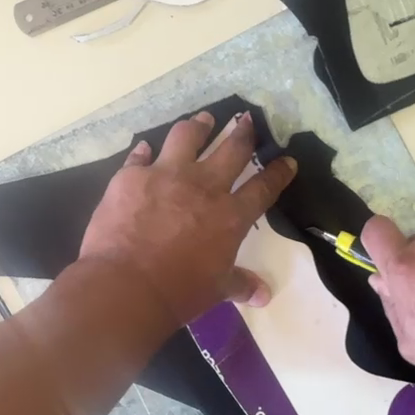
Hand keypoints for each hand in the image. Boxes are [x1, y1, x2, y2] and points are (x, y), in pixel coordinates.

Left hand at [79, 111, 297, 323]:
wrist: (127, 285)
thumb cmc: (179, 291)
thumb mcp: (216, 290)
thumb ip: (240, 284)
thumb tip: (264, 295)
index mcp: (231, 215)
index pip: (263, 187)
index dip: (278, 173)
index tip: (287, 160)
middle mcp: (203, 186)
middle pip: (231, 150)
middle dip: (244, 132)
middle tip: (247, 120)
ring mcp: (165, 175)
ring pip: (187, 136)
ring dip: (198, 126)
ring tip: (203, 119)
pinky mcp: (131, 176)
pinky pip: (139, 156)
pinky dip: (144, 152)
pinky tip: (145, 148)